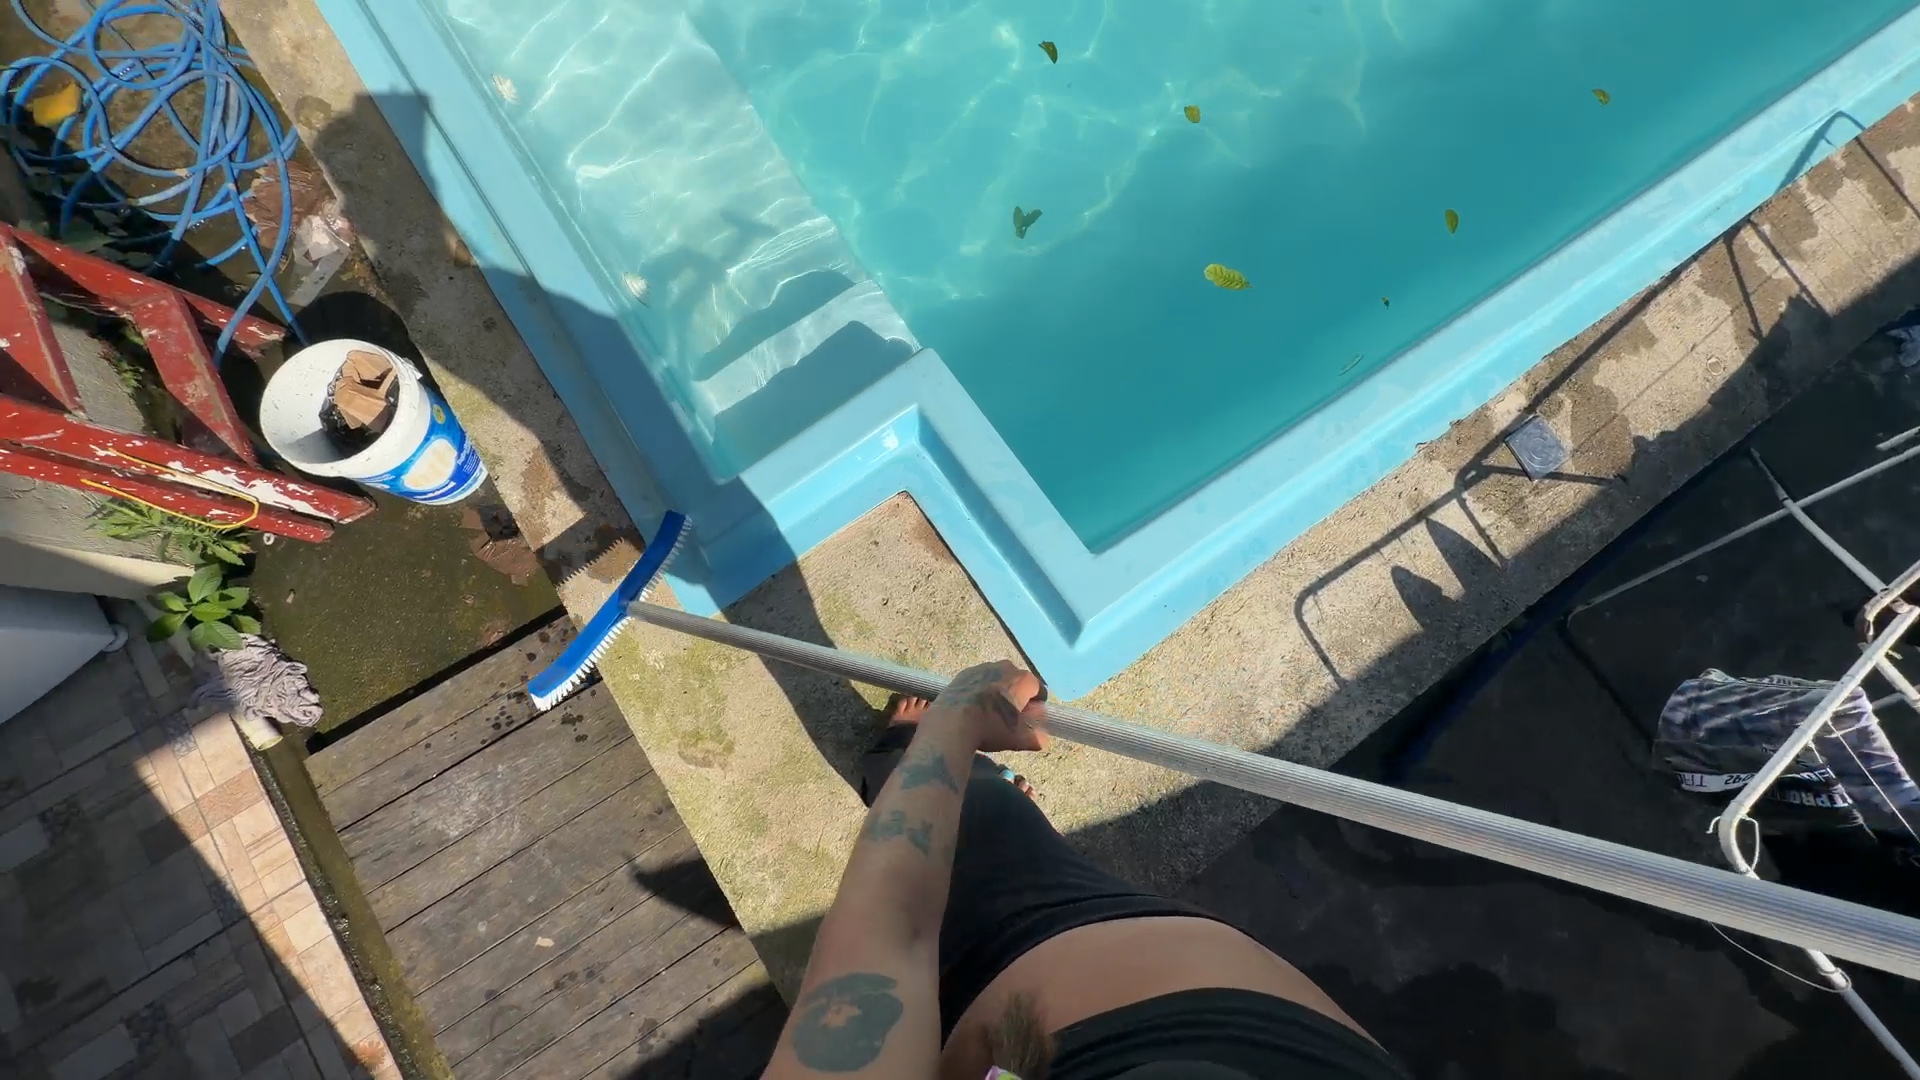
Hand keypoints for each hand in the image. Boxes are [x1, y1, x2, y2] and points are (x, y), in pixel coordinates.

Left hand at [927, 660, 1047, 753]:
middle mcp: (1004, 668)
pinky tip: (974, 704)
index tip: (1031, 715)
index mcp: (1021, 680)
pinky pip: (980, 679)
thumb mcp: (1017, 739)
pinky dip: (981, 688)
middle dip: (1018, 694)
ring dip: (999, 689)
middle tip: (1011, 713)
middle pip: (1018, 680)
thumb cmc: (989, 728)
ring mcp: (983, 667)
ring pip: (998, 677)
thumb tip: (1041, 738)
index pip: (1038, 688)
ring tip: (991, 709)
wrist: (950, 723)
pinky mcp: (964, 672)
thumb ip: (1035, 738)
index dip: (1036, 702)